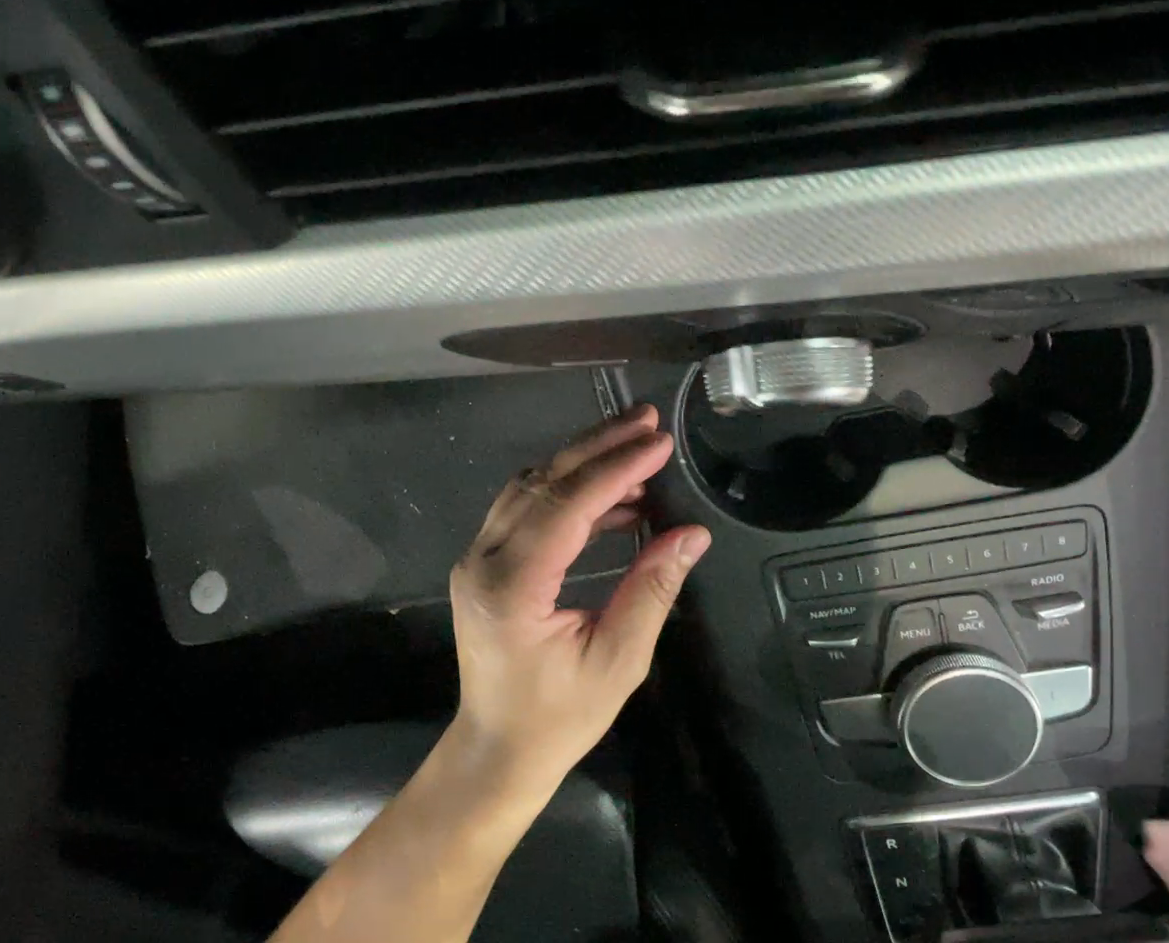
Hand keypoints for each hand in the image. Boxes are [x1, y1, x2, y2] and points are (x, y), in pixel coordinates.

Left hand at [447, 404, 710, 792]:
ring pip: (529, 486)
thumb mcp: (618, 661)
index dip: (615, 468)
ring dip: (582, 463)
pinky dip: (567, 492)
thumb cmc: (560, 717)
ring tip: (638, 451)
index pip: (566, 506)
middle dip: (599, 446)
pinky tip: (613, 498)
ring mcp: (477, 557)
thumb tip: (692, 534)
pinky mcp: (483, 561)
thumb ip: (651, 591)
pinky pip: (524, 507)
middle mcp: (483, 559)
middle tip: (648, 420)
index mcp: (512, 587)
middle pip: (542, 481)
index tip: (658, 442)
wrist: (498, 747)